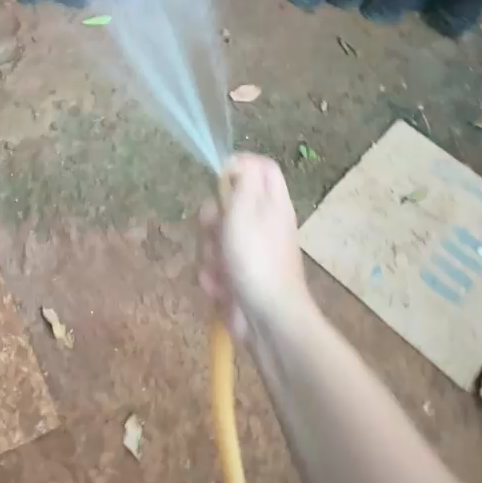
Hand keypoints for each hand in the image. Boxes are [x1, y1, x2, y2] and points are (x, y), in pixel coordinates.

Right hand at [199, 153, 314, 337]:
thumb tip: (236, 163)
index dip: (239, 165)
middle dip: (212, 218)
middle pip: (228, 204)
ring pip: (215, 236)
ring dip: (209, 252)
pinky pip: (215, 265)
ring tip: (219, 269)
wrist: (269, 319)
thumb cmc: (257, 259)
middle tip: (214, 229)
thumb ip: (242, 179)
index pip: (261, 167)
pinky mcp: (240, 277)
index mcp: (272, 203)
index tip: (218, 178)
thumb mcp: (246, 209)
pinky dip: (213, 276)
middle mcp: (263, 224)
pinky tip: (220, 287)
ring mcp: (252, 252)